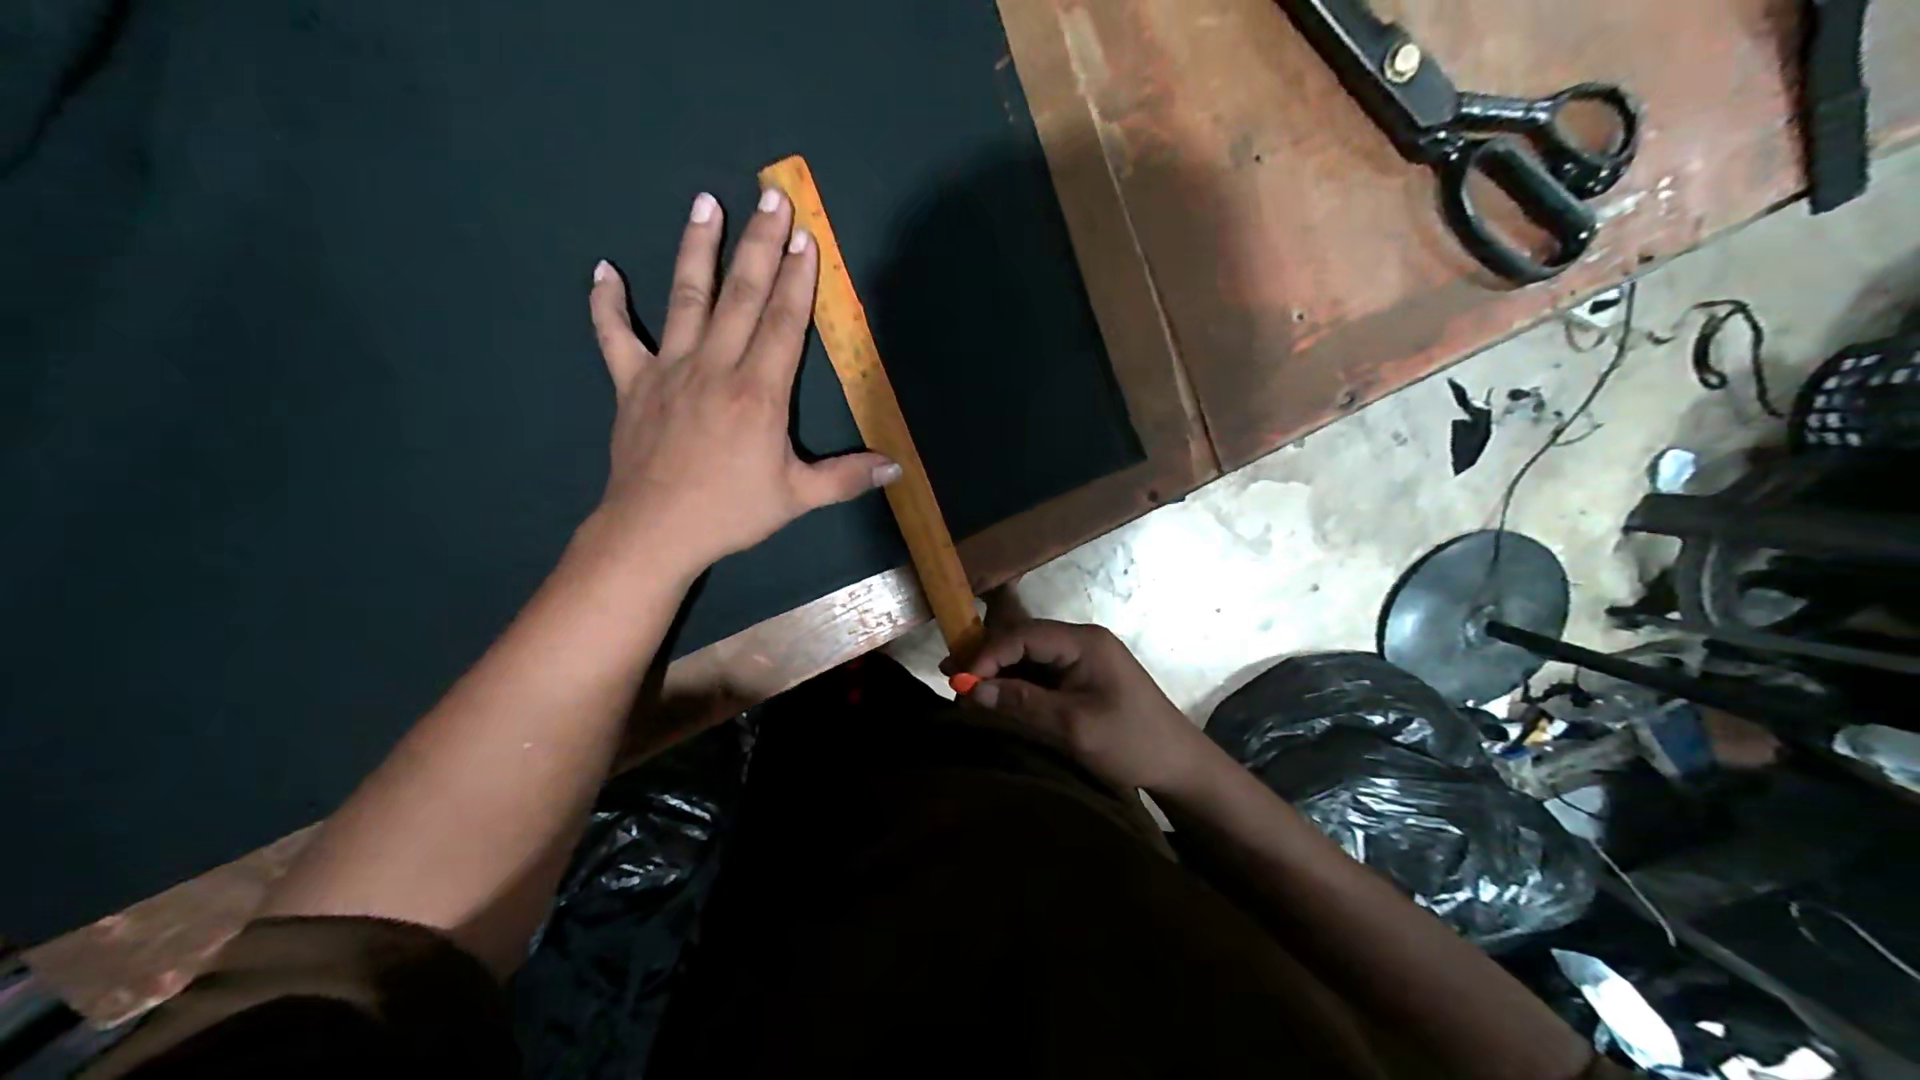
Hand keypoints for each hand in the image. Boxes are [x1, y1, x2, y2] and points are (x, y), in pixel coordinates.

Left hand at [583, 188, 898, 574]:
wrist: (654, 532)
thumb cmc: (730, 512)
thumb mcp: (797, 498)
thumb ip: (846, 478)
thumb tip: (896, 470)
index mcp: (759, 392)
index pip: (782, 321)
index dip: (797, 277)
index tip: (805, 234)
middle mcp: (715, 367)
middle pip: (741, 294)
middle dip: (759, 243)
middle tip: (770, 194)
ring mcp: (669, 370)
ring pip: (685, 298)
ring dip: (696, 247)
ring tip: (705, 202)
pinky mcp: (632, 383)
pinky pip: (615, 336)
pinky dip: (607, 303)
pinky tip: (604, 270)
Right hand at [949, 620, 1230, 795]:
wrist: (1179, 764)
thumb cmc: (1131, 743)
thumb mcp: (1074, 726)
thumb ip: (1022, 703)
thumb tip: (971, 689)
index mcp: (1085, 642)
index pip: (1025, 634)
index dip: (989, 652)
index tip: (960, 677)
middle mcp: (1082, 640)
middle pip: (1025, 639)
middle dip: (988, 657)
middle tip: (951, 676)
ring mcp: (1083, 657)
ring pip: (1030, 655)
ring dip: (999, 670)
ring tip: (964, 685)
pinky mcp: (1083, 676)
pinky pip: (1041, 671)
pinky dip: (1016, 682)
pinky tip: (994, 694)